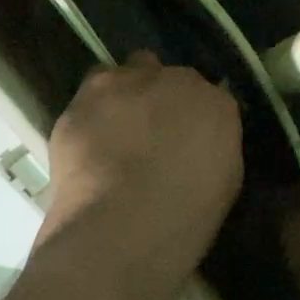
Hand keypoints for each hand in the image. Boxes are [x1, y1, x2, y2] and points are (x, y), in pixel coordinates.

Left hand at [37, 52, 243, 299]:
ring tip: (112, 136)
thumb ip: (211, 149)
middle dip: (156, 100)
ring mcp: (121, 85)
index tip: (183, 141)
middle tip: (147, 137)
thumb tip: (196, 144)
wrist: (126, 223)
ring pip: (119, 77)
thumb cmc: (186, 217)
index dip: (190, 118)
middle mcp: (171, 81)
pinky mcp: (79, 102)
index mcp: (215, 104)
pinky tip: (87, 150)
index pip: (206, 96)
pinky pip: (86, 102)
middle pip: (162, 77)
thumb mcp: (221, 184)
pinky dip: (88, 119)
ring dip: (118, 97)